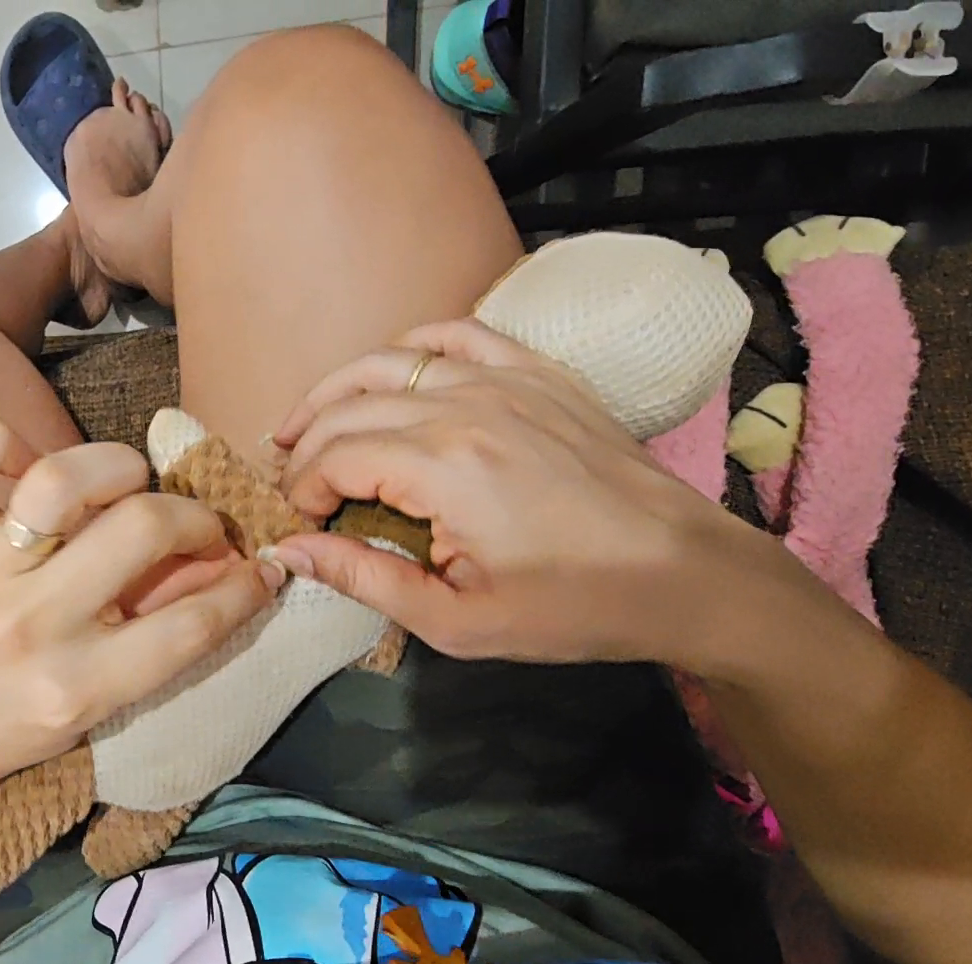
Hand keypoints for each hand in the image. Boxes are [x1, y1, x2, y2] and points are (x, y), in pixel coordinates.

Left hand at [0, 417, 283, 818]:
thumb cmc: (20, 728)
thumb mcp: (105, 706)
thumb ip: (165, 637)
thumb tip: (231, 570)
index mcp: (79, 682)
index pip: (192, 624)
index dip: (245, 589)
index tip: (259, 569)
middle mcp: (31, 622)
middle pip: (140, 529)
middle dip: (195, 518)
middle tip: (197, 529)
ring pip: (58, 479)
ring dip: (115, 467)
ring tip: (129, 487)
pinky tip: (26, 462)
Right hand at [266, 319, 785, 668]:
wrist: (685, 576)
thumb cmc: (566, 608)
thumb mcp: (453, 620)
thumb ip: (361, 578)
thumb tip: (286, 551)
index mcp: (441, 469)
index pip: (333, 458)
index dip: (300, 490)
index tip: (301, 525)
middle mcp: (464, 408)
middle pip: (348, 408)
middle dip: (304, 446)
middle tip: (292, 484)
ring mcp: (505, 380)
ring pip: (387, 363)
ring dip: (334, 392)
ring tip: (304, 424)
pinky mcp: (539, 373)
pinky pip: (457, 335)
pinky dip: (411, 347)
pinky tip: (391, 372)